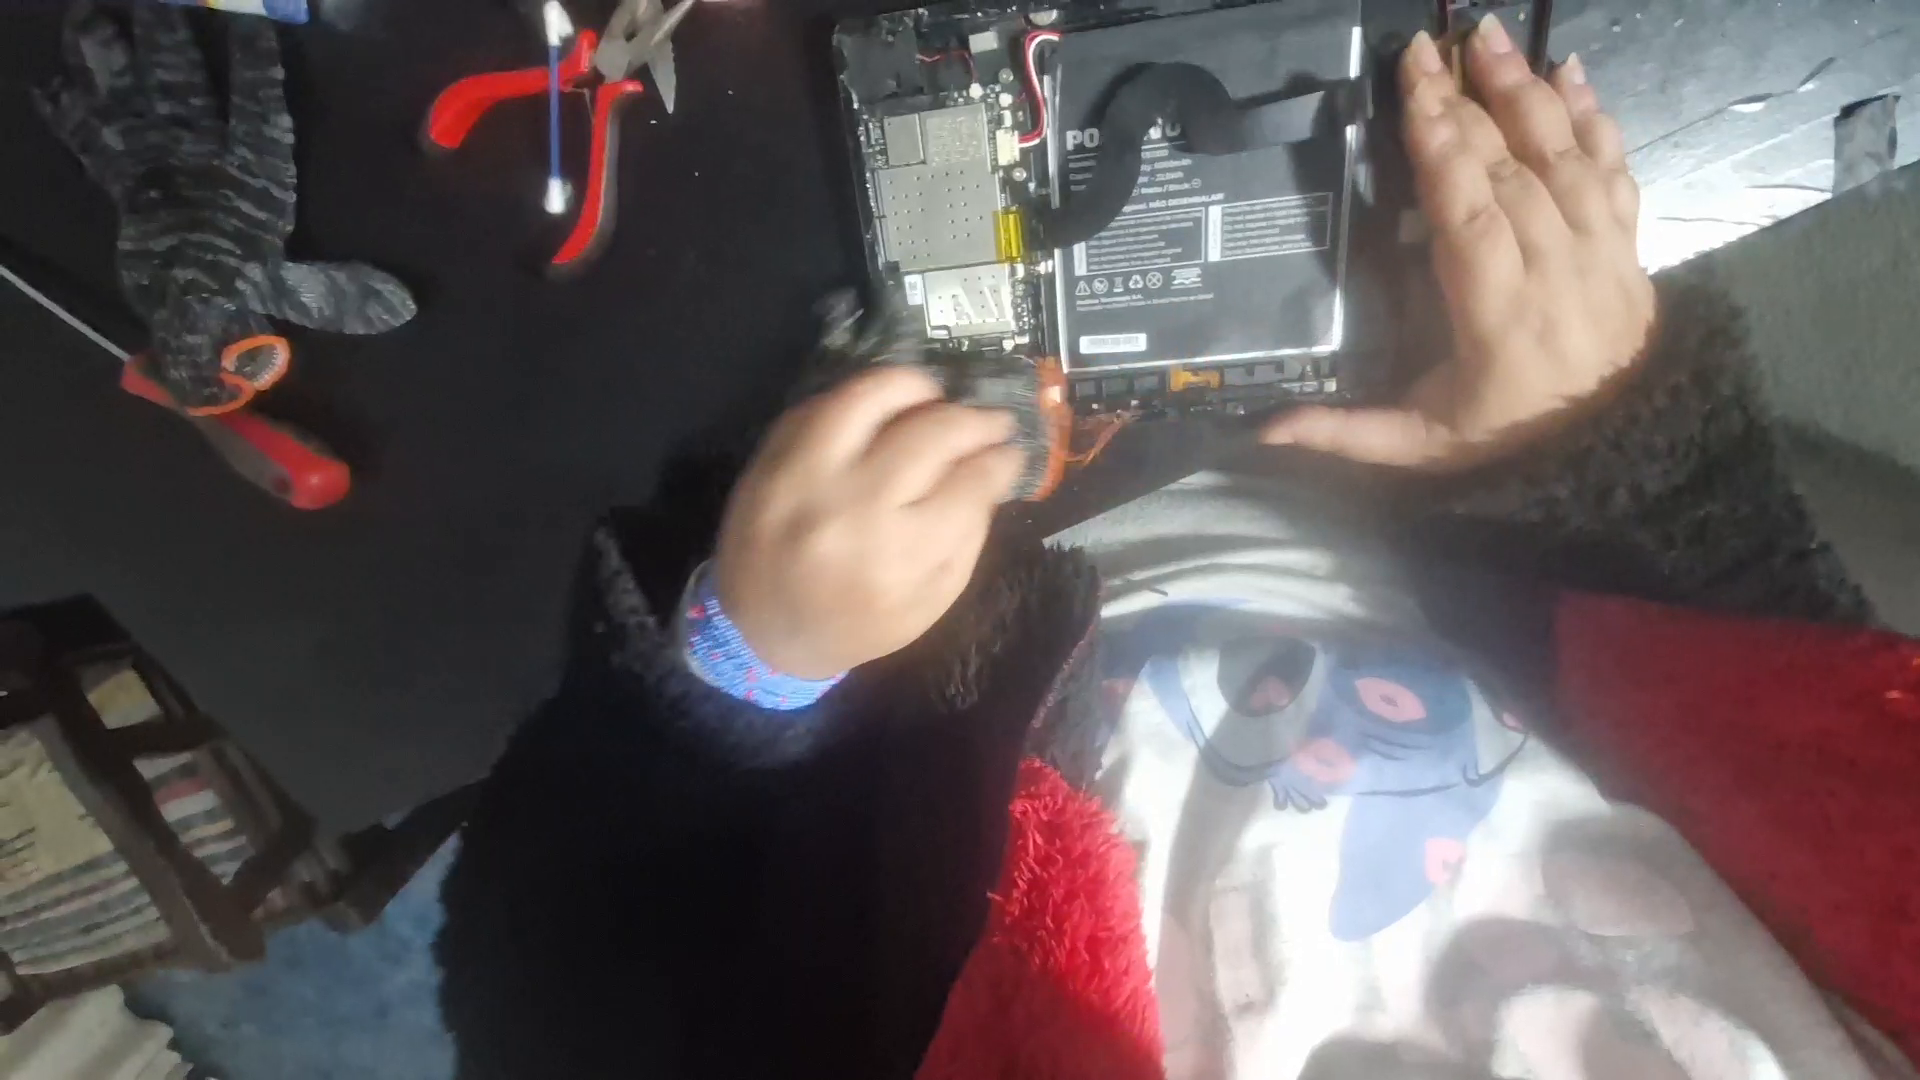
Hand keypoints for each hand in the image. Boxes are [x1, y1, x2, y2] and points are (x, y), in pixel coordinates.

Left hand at [713, 367, 1025, 678]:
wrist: (761, 632)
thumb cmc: (857, 624)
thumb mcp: (929, 602)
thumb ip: (968, 535)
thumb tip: (993, 469)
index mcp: (898, 553)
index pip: (970, 482)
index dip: (1003, 460)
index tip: (1013, 452)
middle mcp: (852, 505)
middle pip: (932, 432)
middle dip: (977, 421)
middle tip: (994, 422)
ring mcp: (805, 474)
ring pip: (870, 396)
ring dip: (916, 386)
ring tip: (936, 397)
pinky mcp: (771, 458)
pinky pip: (822, 403)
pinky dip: (861, 400)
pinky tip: (882, 413)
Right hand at [1263, 17, 1655, 468]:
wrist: (1616, 446)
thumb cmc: (1504, 440)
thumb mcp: (1416, 448)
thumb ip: (1343, 434)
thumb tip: (1263, 429)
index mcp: (1498, 315)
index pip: (1470, 215)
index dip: (1443, 149)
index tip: (1415, 91)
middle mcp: (1556, 268)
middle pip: (1512, 171)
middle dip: (1470, 102)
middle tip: (1432, 47)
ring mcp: (1600, 250)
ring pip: (1565, 155)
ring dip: (1526, 91)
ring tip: (1489, 37)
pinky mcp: (1624, 243)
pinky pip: (1613, 167)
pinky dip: (1593, 116)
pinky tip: (1571, 74)